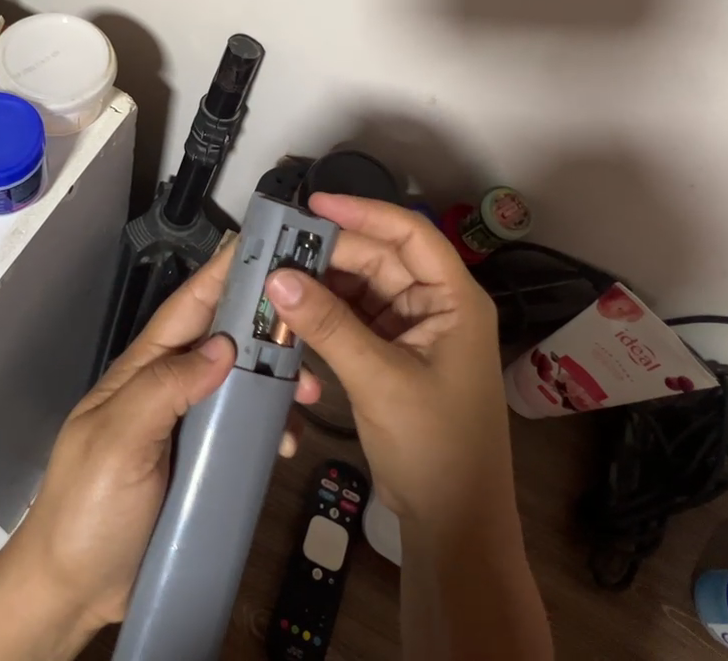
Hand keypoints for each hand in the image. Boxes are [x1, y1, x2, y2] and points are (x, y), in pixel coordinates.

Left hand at [0, 241, 318, 659]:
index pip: (189, 306)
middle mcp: (168, 387)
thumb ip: (163, 390)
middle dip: (267, 329)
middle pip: (225, 341)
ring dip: (276, 382)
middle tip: (310, 331)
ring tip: (310, 396)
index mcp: (143, 371)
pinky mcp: (201, 462)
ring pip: (241, 385)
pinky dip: (269, 428)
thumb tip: (223, 347)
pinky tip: (287, 443)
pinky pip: (242, 431)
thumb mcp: (117, 441)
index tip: (266, 242)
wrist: (75, 587)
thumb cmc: (87, 508)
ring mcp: (186, 425)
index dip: (224, 271)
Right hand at [264, 193, 513, 528]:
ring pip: (360, 289)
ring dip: (322, 285)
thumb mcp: (380, 379)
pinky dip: (323, 316)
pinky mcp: (390, 355)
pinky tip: (289, 312)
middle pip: (379, 260)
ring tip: (273, 277)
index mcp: (453, 299)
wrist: (452, 520)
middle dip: (329, 255)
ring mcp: (411, 331)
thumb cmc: (435, 445)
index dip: (364, 213)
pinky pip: (352, 320)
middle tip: (275, 250)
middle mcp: (434, 305)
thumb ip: (328, 325)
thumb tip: (277, 278)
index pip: (410, 235)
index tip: (313, 206)